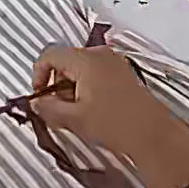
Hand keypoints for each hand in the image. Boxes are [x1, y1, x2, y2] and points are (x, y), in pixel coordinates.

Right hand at [31, 45, 188, 187]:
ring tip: (76, 113)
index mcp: (86, 59)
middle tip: (57, 109)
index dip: (38, 74)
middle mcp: (100, 54)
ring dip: (71, 87)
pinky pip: (95, 72)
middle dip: (56, 83)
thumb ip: (48, 108)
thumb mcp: (74, 119)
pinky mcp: (122, 72)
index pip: (50, 54)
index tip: (38, 95)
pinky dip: (86, 87)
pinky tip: (91, 109)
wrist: (152, 133)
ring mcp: (113, 62)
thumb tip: (36, 103)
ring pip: (80, 67)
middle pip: (66, 60)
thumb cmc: (114, 123)